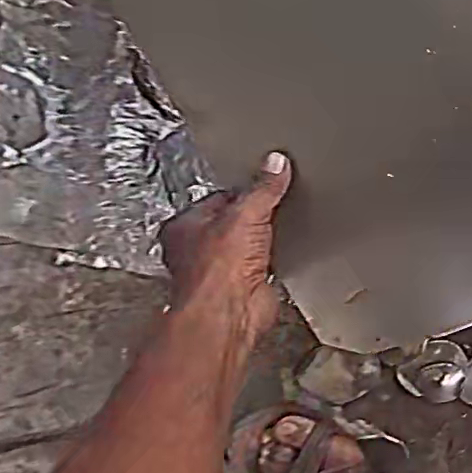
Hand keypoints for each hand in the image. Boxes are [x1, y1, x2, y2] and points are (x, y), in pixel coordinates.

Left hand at [159, 151, 292, 343]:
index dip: (247, 190)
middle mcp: (198, 247)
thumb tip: (276, 162)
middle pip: (233, 221)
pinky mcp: (243, 285)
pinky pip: (263, 263)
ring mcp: (220, 268)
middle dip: (256, 215)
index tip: (271, 183)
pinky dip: (275, 258)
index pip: (220, 198)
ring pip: (246, 243)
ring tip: (286, 226)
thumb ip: (263, 189)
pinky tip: (286, 253)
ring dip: (265, 239)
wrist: (231, 310)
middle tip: (281, 203)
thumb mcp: (246, 215)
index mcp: (185, 225)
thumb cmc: (219, 267)